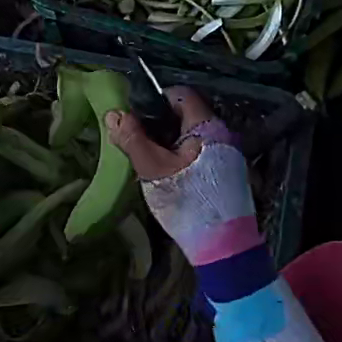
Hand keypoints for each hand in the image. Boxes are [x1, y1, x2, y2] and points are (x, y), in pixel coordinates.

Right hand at [105, 87, 254, 253]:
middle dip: (158, 125)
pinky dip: (181, 157)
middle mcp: (222, 133)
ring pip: (190, 136)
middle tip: (137, 143)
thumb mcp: (153, 168)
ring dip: (168, 143)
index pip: (180, 94)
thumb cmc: (187, 201)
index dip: (154, 100)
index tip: (136, 119)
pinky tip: (169, 177)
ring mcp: (228, 154)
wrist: (224, 247)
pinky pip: (199, 153)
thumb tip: (113, 114)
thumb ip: (132, 139)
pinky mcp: (228, 174)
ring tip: (149, 162)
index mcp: (206, 125)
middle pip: (184, 115)